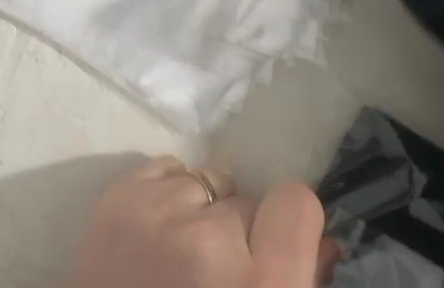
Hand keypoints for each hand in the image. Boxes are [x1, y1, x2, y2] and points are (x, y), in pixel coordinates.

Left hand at [60, 156, 337, 287]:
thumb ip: (298, 280)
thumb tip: (324, 243)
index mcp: (264, 283)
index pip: (297, 203)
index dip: (288, 224)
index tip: (271, 245)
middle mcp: (213, 238)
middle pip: (246, 199)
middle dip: (238, 229)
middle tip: (217, 270)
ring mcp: (161, 211)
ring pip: (204, 181)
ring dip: (199, 210)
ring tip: (181, 251)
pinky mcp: (118, 196)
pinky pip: (166, 167)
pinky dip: (166, 193)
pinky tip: (158, 230)